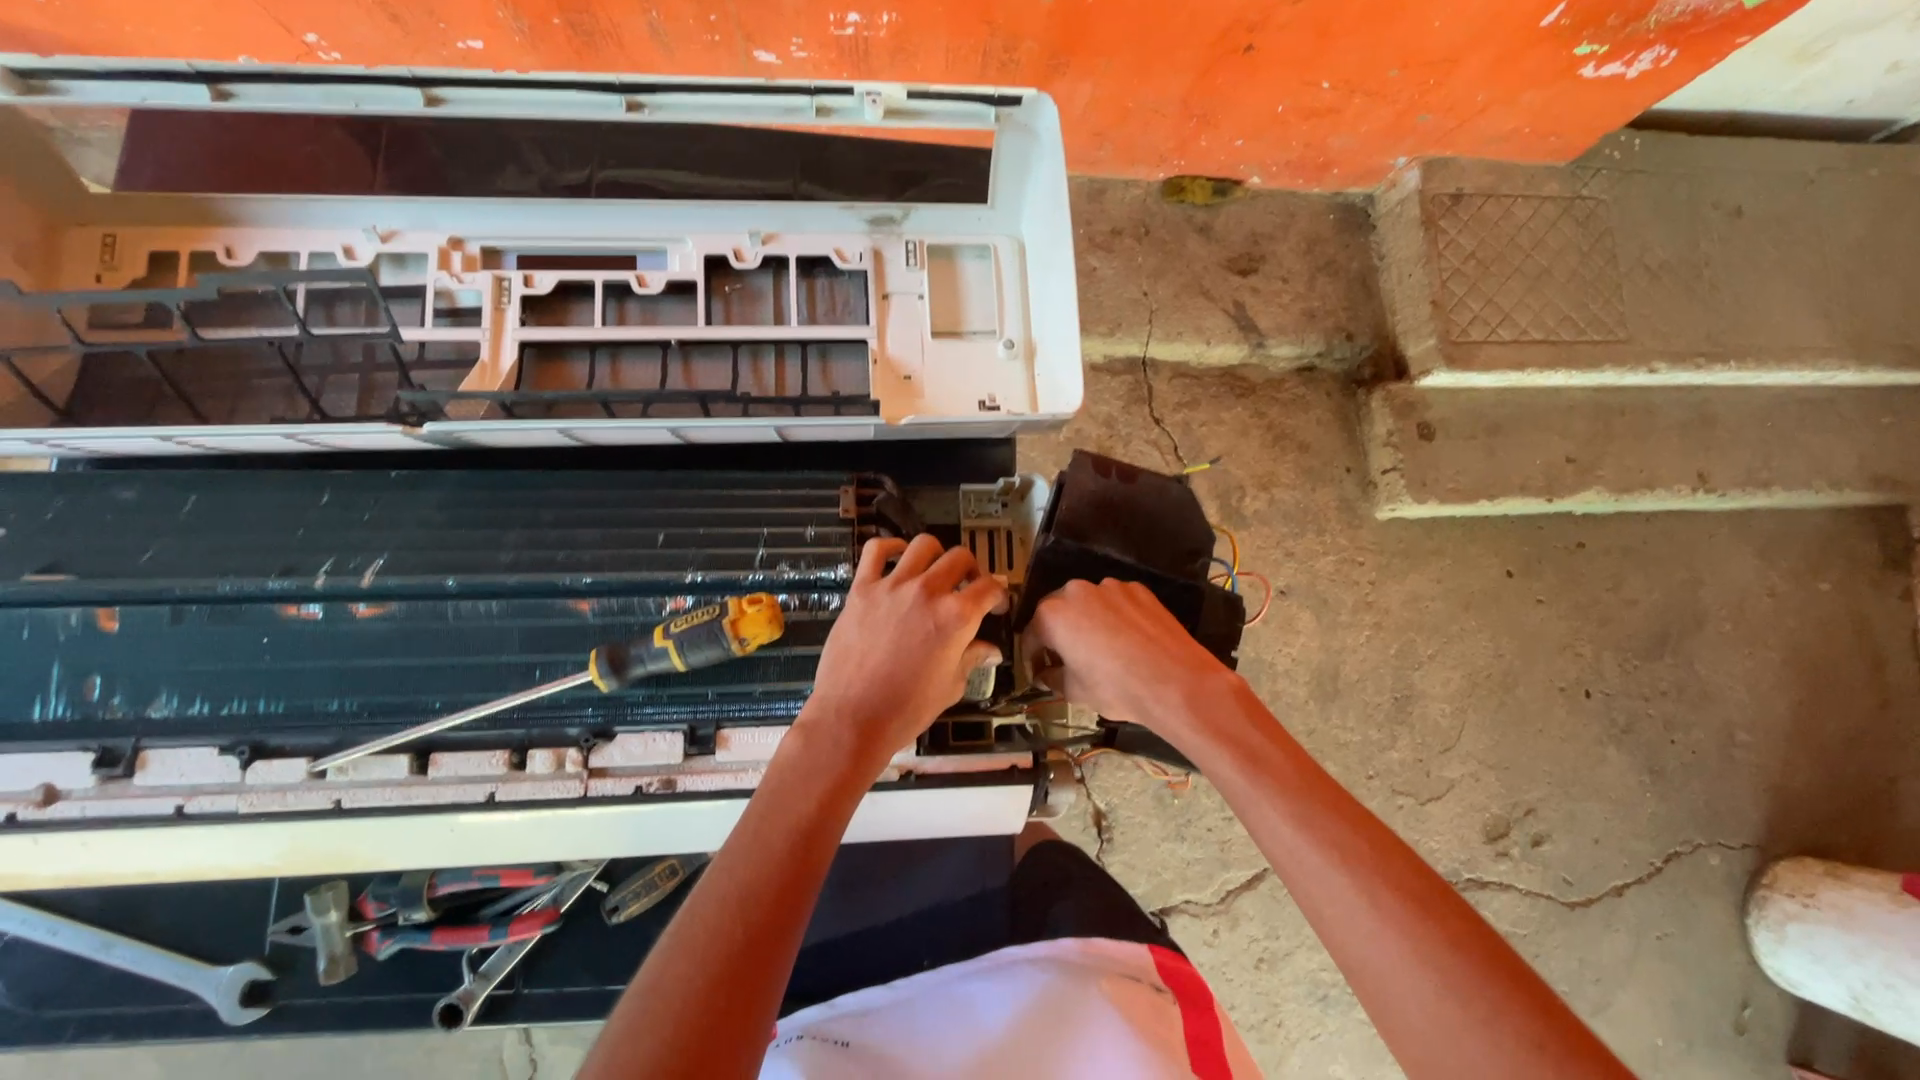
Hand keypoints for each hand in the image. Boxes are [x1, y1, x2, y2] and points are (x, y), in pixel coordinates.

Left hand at [795, 535, 1007, 773]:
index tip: (996, 604)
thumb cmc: (906, 709)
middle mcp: (928, 593)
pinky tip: (897, 558)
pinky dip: (889, 547)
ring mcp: (892, 586)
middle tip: (967, 588)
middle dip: (971, 570)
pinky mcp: (862, 589)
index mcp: (956, 617)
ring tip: (933, 572)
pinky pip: (875, 551)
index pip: (990, 587)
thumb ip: (971, 659)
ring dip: (936, 555)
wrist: (853, 717)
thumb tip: (989, 651)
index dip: (999, 594)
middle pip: (960, 558)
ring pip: (923, 546)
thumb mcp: (950, 687)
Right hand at [1023, 578, 1240, 741]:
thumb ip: (1052, 678)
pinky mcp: (1139, 590)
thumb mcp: (1074, 691)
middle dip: (1058, 634)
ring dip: (1087, 622)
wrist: (1176, 681)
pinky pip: (1116, 603)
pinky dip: (1115, 617)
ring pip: (1088, 604)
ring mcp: (1111, 586)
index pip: (1030, 635)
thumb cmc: (1116, 688)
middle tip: (1066, 659)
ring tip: (1101, 649)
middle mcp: (1077, 591)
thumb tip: (1045, 675)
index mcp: (1052, 615)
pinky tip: (1126, 641)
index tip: (1038, 671)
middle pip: (1058, 611)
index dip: (1031, 656)